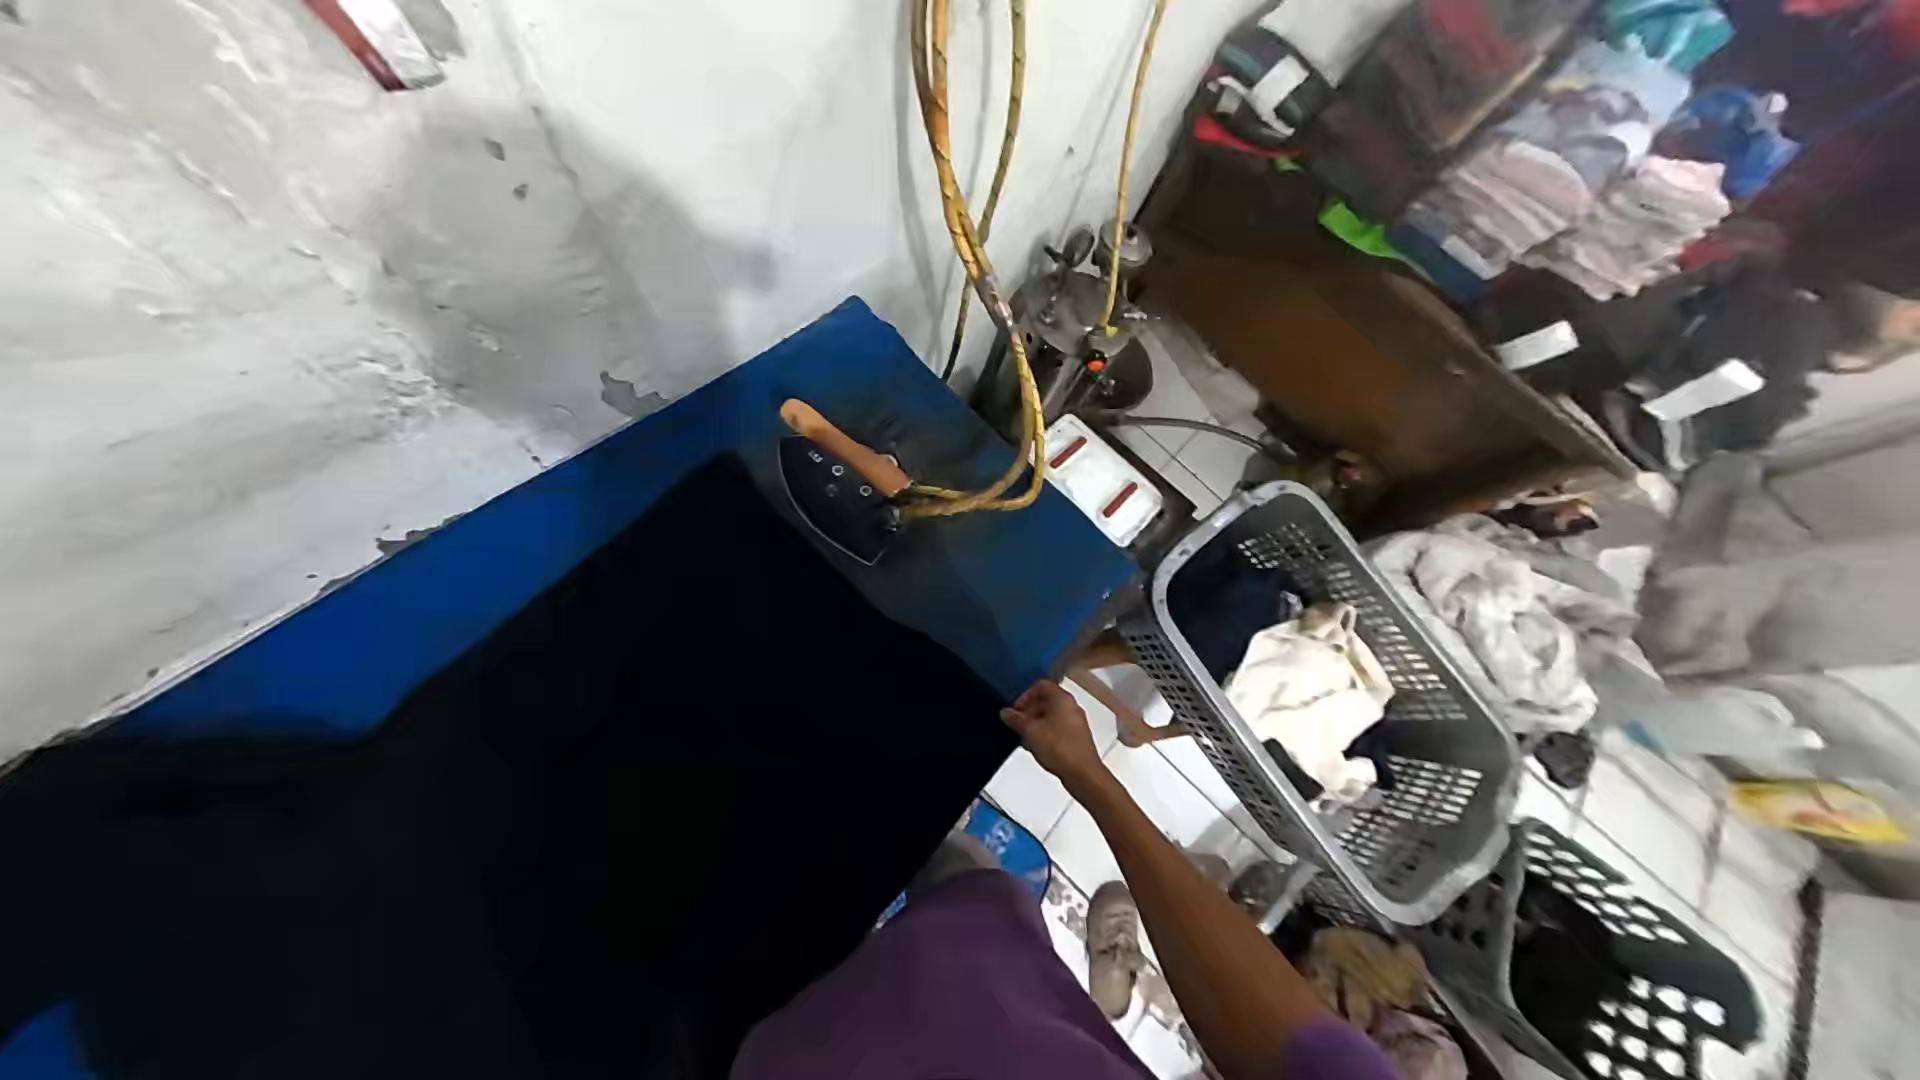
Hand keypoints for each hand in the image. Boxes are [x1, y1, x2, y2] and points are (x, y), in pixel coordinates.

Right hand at [1000, 680, 1108, 790]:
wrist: (1083, 774)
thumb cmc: (1059, 748)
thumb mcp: (1030, 731)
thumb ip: (1015, 719)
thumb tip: (1005, 712)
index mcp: (1061, 698)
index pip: (1040, 685)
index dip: (1024, 696)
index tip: (1015, 710)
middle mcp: (1071, 706)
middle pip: (1046, 700)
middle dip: (1029, 711)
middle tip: (1018, 725)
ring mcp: (1077, 722)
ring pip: (1052, 716)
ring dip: (1036, 724)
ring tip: (1025, 738)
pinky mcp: (1078, 737)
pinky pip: (1059, 728)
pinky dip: (1046, 733)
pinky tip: (1037, 747)